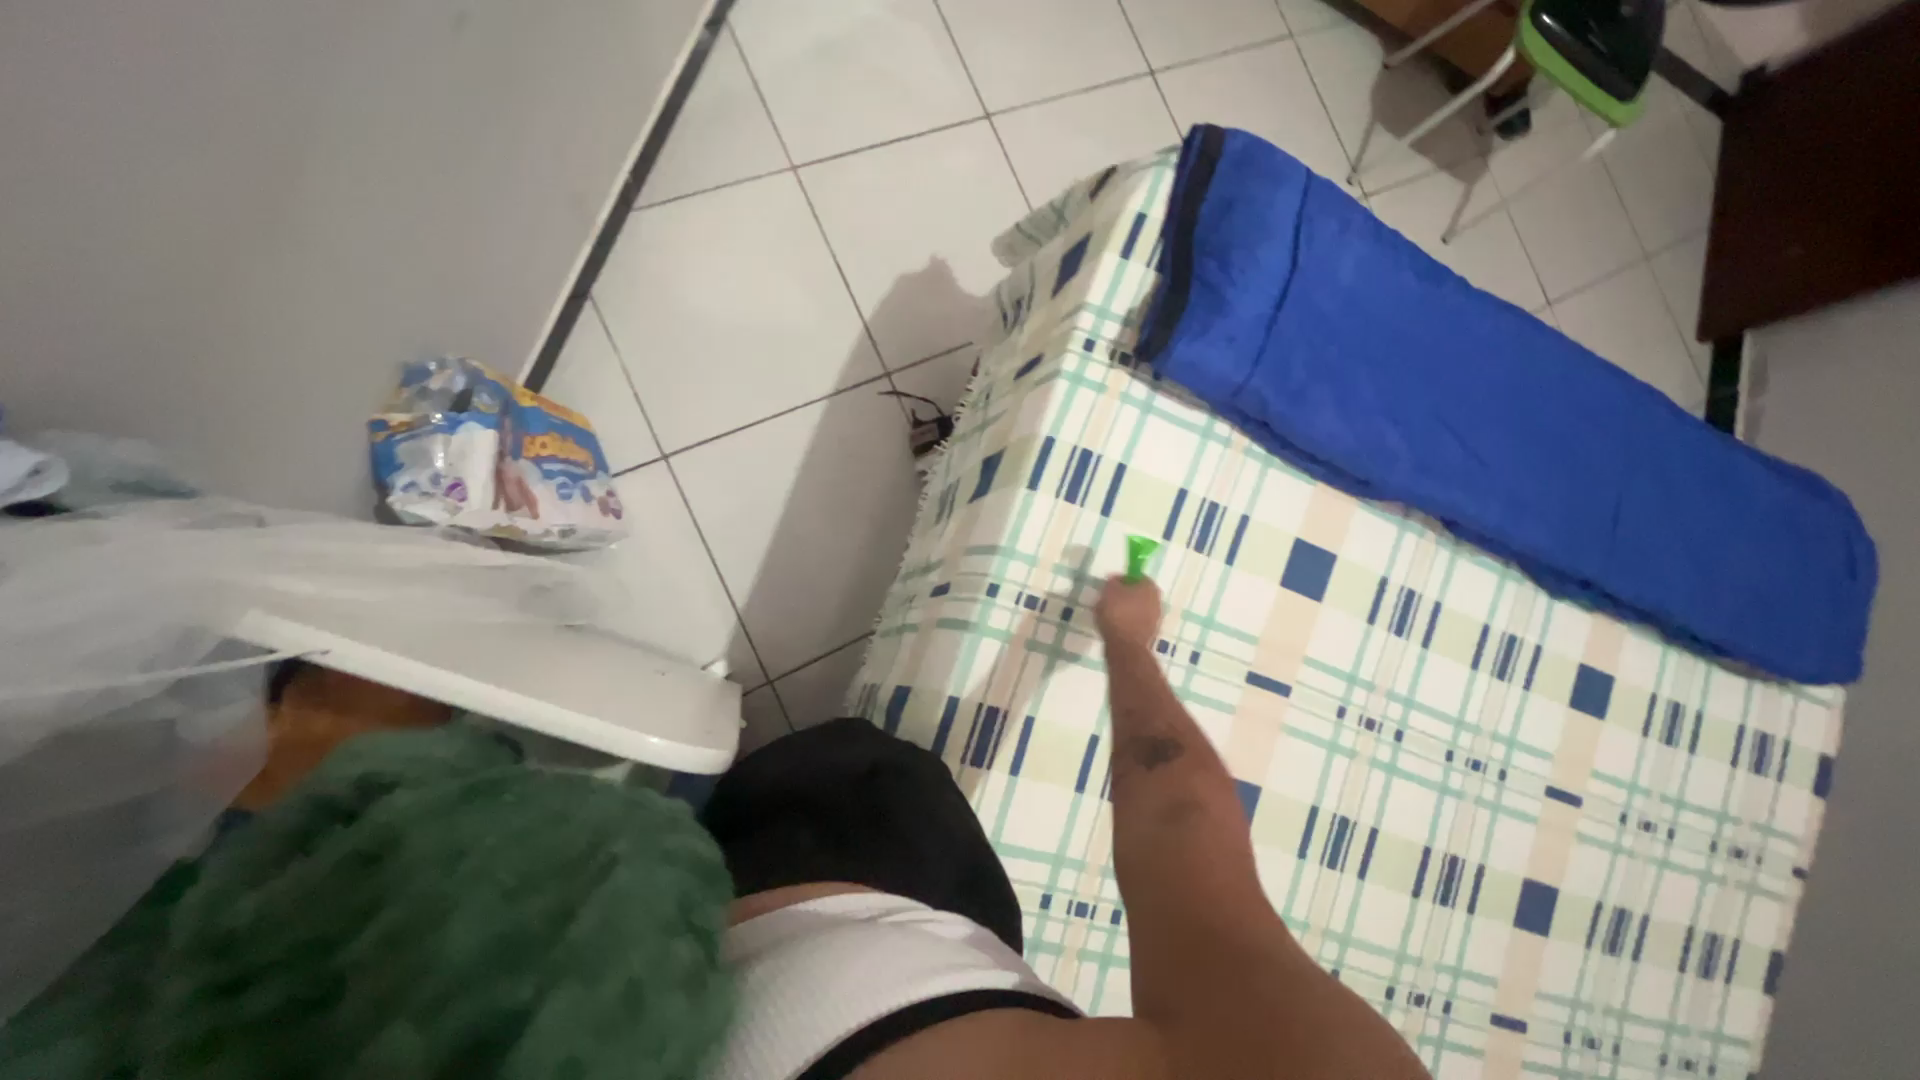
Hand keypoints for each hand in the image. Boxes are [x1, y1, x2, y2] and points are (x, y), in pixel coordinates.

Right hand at [1097, 575, 1162, 652]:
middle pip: (1138, 594)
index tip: (1109, 585)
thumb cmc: (1117, 613)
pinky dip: (1126, 624)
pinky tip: (1113, 627)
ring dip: (1125, 611)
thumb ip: (1112, 582)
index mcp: (1150, 587)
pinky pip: (1135, 623)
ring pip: (1137, 609)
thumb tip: (1116, 580)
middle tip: (1108, 600)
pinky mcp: (1149, 634)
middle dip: (1124, 596)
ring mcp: (1155, 619)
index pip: (1137, 577)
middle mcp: (1157, 601)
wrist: (1125, 647)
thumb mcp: (1109, 591)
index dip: (1122, 579)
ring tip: (1107, 615)